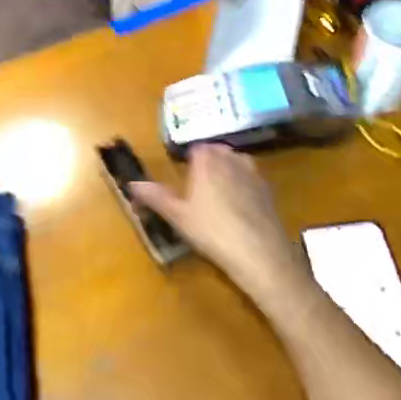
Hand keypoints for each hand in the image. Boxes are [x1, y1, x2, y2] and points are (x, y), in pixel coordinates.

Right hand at [128, 144, 319, 311]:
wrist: (258, 251)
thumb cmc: (211, 231)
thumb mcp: (177, 216)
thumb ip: (155, 196)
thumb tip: (132, 183)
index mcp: (207, 160)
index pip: (196, 148)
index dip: (188, 159)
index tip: (183, 172)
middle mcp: (231, 158)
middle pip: (217, 151)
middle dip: (208, 162)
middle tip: (198, 183)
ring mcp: (253, 172)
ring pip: (236, 161)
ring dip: (227, 169)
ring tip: (217, 192)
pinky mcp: (268, 189)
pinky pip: (250, 178)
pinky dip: (243, 184)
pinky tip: (238, 205)